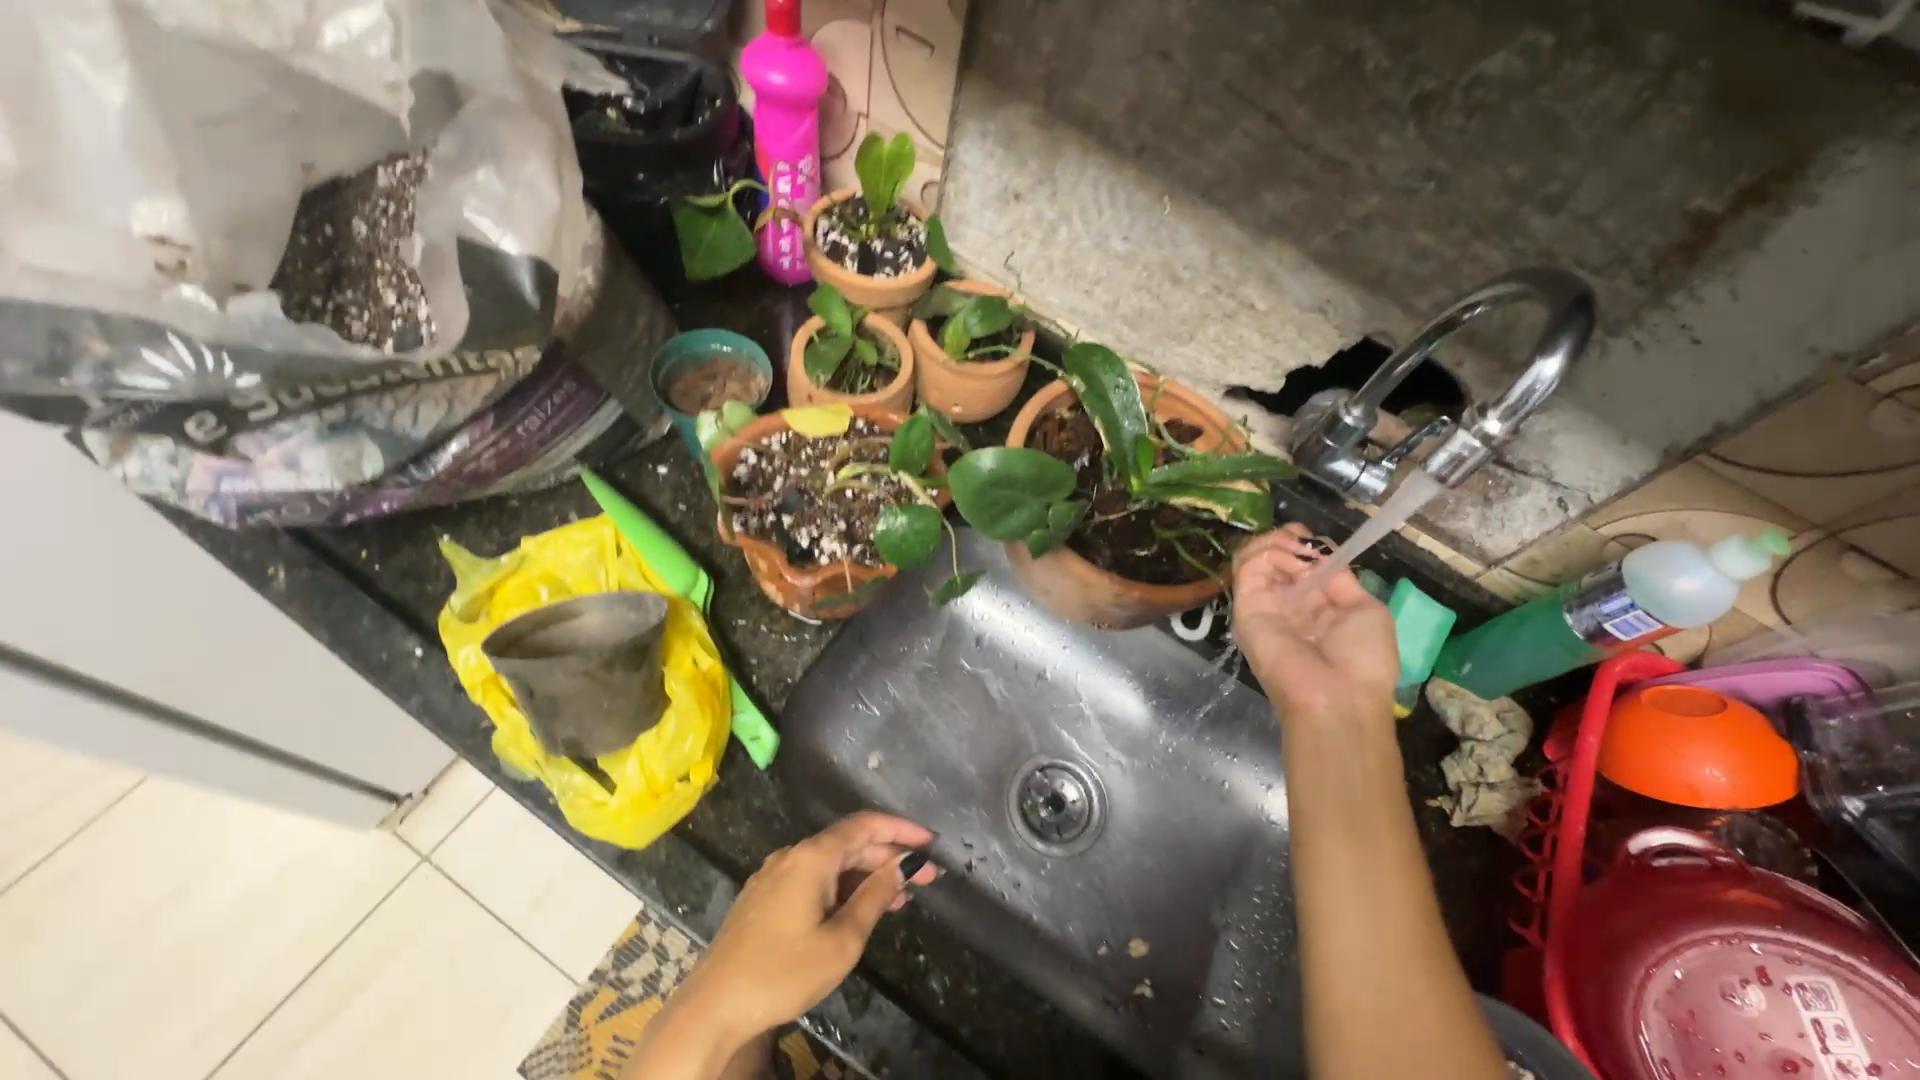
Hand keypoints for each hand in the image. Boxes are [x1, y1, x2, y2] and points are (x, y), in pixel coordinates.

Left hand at [677, 812, 938, 1041]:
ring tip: (901, 898)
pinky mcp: (764, 898)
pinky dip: (842, 888)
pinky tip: (859, 909)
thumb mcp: (842, 940)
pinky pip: (813, 879)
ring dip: (867, 875)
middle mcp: (792, 856)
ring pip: (831, 864)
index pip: (864, 825)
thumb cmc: (783, 972)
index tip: (931, 843)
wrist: (712, 1007)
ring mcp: (774, 876)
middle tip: (926, 879)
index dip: (901, 830)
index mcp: (812, 857)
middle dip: (889, 857)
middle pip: (849, 844)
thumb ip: (875, 896)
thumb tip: (904, 865)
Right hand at [1231, 524, 1398, 731]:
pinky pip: (1246, 569)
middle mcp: (1287, 605)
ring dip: (1275, 543)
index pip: (1302, 566)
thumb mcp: (1366, 610)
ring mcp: (1264, 605)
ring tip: (1294, 546)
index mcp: (1317, 608)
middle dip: (1289, 540)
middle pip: (1277, 559)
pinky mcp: (1245, 608)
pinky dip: (1263, 552)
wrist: (1337, 696)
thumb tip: (1322, 558)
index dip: (1307, 547)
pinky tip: (1284, 554)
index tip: (1316, 540)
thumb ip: (1341, 581)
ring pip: (1256, 560)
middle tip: (1301, 539)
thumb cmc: (1363, 659)